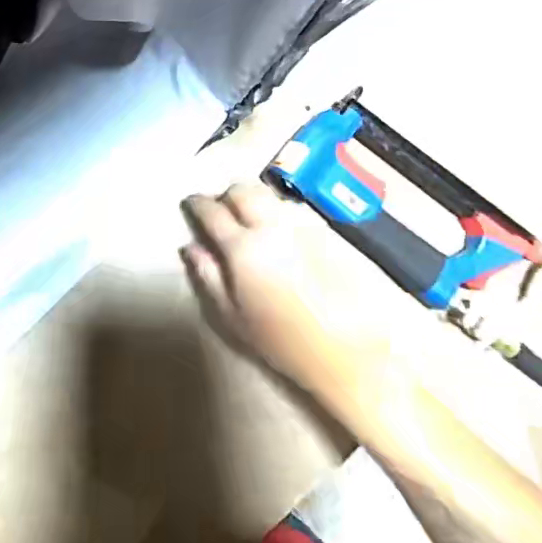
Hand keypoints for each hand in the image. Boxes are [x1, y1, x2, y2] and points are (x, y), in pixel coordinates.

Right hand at [180, 183, 410, 408]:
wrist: (351, 352)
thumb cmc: (283, 342)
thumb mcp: (233, 317)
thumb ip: (209, 276)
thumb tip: (191, 247)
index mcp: (243, 247)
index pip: (212, 211)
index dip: (197, 204)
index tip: (190, 204)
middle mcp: (271, 226)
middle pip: (242, 190)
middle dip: (227, 195)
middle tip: (221, 210)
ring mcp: (302, 226)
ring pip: (270, 195)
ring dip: (254, 201)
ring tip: (251, 220)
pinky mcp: (327, 233)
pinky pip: (295, 210)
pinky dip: (279, 214)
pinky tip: (281, 234)